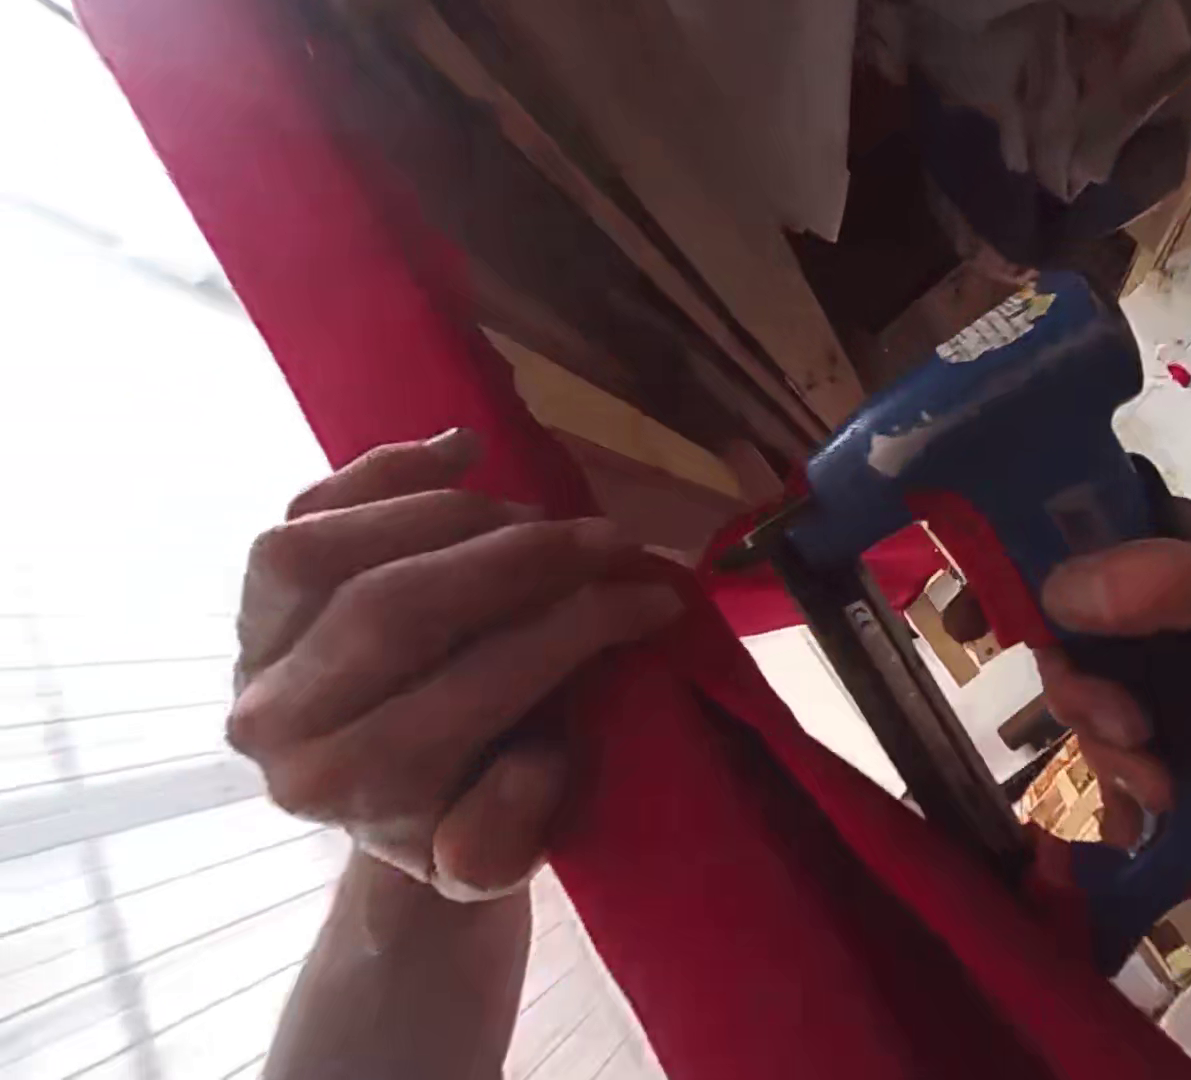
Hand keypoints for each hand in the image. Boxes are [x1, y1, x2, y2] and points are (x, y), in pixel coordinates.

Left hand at [228, 429, 681, 899]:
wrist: (398, 802)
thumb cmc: (475, 814)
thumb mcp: (506, 855)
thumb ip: (506, 836)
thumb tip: (528, 761)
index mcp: (354, 783)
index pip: (480, 680)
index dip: (584, 626)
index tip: (661, 598)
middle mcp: (275, 720)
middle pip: (401, 605)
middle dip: (531, 559)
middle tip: (616, 539)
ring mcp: (250, 652)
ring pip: (325, 548)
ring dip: (457, 515)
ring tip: (544, 516)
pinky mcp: (256, 602)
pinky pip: (301, 514)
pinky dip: (380, 471)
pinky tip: (461, 450)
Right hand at [1034, 498, 1190, 844]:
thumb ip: (1170, 583)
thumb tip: (1058, 593)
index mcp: (1154, 541)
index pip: (1058, 540)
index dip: (1007, 574)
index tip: (970, 624)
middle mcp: (1135, 593)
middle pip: (1058, 635)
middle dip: (1081, 695)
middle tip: (1129, 734)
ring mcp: (1145, 656)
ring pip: (1081, 697)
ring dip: (1106, 749)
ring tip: (1158, 785)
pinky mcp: (1160, 710)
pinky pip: (1110, 742)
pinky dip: (1117, 780)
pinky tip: (1143, 813)